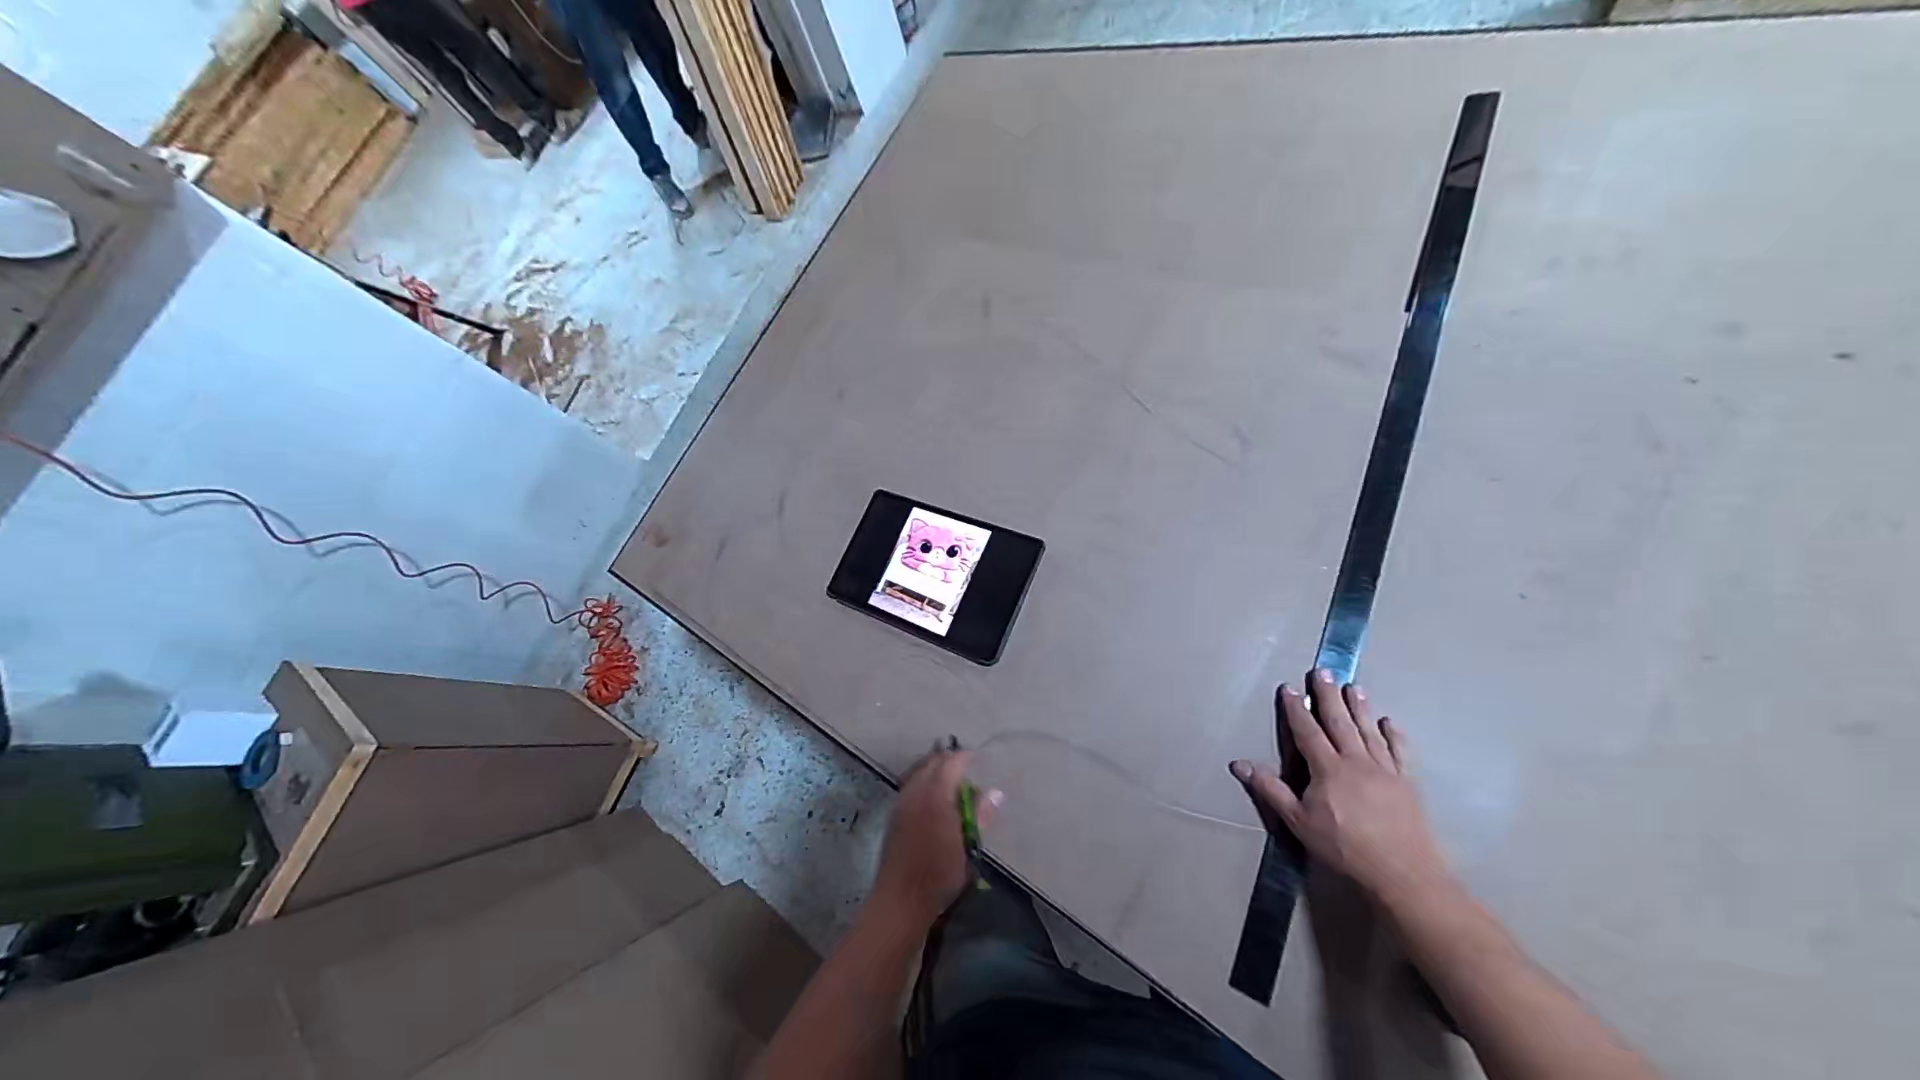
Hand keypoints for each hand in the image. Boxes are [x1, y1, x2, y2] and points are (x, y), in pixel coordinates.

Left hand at [868, 748, 1000, 929]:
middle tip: (968, 770)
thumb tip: (994, 793)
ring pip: (919, 773)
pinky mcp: (894, 815)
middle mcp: (915, 793)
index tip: (979, 758)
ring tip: (954, 784)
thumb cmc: (939, 876)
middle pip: (932, 763)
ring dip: (936, 771)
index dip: (966, 757)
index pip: (951, 763)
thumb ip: (979, 816)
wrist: (899, 901)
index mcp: (935, 797)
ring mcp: (901, 803)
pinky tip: (935, 800)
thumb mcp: (967, 847)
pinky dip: (925, 783)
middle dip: (950, 761)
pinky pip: (911, 786)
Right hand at [1231, 670, 1448, 901]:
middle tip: (1323, 671)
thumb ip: (1270, 790)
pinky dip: (1394, 735)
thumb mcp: (1298, 821)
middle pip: (1339, 722)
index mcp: (1328, 769)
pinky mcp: (1407, 783)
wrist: (1403, 873)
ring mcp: (1385, 770)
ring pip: (1368, 731)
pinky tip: (1389, 722)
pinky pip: (1399, 752)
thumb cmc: (1344, 848)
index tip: (1289, 688)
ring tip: (1353, 686)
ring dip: (1359, 707)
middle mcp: (1356, 762)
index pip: (1308, 732)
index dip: (1297, 709)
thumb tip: (1239, 764)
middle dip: (1329, 695)